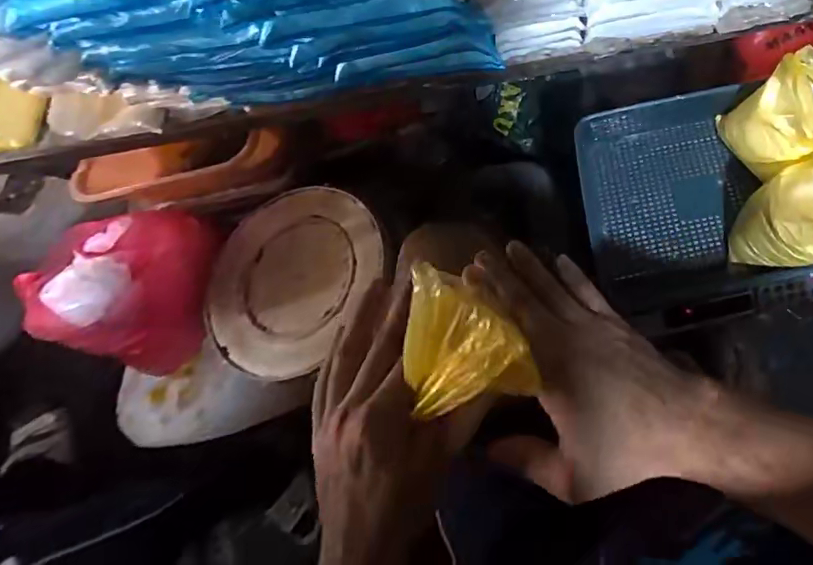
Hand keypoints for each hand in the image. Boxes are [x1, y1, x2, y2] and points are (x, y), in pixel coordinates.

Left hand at [311, 278, 457, 564]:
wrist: (358, 550)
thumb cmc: (407, 502)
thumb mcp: (443, 457)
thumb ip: (468, 409)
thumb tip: (495, 365)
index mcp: (380, 417)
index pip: (404, 357)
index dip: (422, 322)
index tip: (436, 290)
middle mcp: (348, 410)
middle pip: (375, 349)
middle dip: (394, 309)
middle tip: (410, 274)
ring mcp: (327, 417)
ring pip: (344, 357)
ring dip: (361, 319)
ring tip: (375, 285)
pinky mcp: (317, 426)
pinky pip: (325, 379)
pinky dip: (337, 349)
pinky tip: (347, 330)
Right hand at [468, 242, 730, 500]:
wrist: (683, 421)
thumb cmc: (626, 453)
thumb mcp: (571, 476)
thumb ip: (526, 461)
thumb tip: (484, 451)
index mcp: (551, 372)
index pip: (510, 330)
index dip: (488, 304)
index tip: (467, 282)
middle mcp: (570, 338)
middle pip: (530, 301)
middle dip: (503, 277)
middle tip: (479, 256)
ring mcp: (595, 325)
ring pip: (557, 288)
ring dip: (533, 267)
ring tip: (512, 246)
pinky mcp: (616, 322)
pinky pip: (588, 290)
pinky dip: (573, 273)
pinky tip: (561, 259)